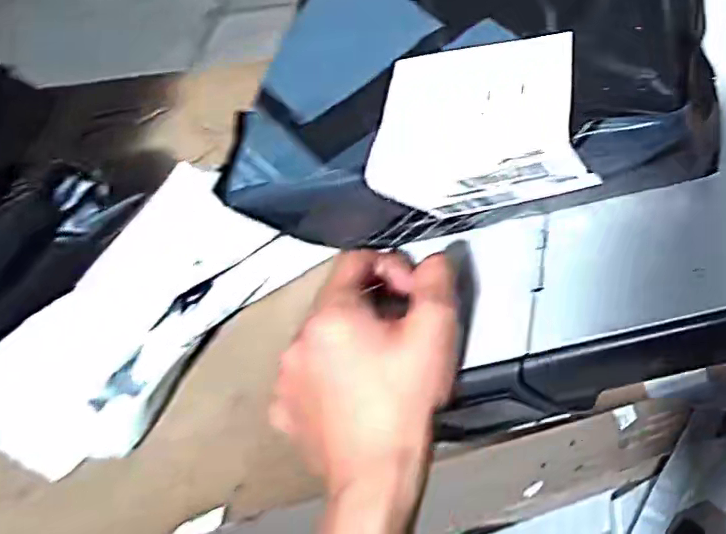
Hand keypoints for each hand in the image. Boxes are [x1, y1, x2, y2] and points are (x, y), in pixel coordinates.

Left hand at [271, 251, 459, 508]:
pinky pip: (316, 368)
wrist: (379, 466)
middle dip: (381, 299)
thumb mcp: (438, 321)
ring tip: (394, 353)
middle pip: (343, 296)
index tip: (413, 288)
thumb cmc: (406, 396)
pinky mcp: (288, 408)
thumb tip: (430, 262)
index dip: (393, 264)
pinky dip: (342, 364)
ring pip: (330, 332)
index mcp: (331, 317)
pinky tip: (371, 379)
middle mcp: (299, 344)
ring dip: (362, 331)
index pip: (356, 260)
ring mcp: (288, 379)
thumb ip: (436, 277)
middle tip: (411, 320)